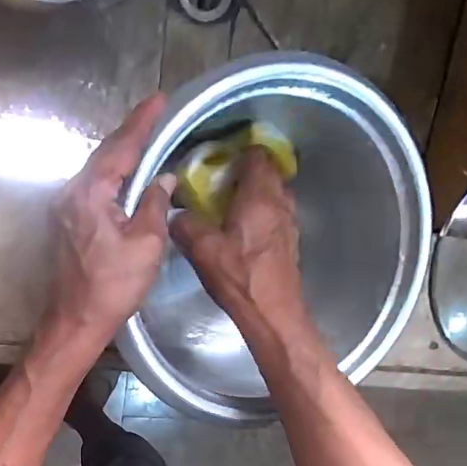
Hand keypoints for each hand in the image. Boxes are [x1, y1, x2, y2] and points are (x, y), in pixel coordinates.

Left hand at [41, 95, 175, 350]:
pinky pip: (91, 187)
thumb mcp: (146, 244)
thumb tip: (162, 179)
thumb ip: (154, 204)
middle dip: (130, 134)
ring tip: (145, 139)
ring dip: (120, 155)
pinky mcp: (64, 222)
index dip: (141, 123)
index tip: (159, 99)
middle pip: (104, 155)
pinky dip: (111, 175)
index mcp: (89, 193)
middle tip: (155, 114)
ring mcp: (63, 207)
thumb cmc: (113, 286)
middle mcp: (70, 192)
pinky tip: (126, 174)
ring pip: (96, 171)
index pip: (120, 148)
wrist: (75, 320)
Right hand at [170, 147, 308, 340]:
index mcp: (259, 197)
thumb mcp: (202, 249)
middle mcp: (279, 204)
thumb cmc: (239, 277)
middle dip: (245, 173)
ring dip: (254, 195)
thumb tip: (177, 215)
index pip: (257, 156)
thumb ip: (186, 225)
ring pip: (273, 195)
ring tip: (228, 206)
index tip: (218, 160)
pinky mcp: (289, 242)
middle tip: (219, 183)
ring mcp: (289, 223)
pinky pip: (275, 215)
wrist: (272, 312)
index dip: (238, 153)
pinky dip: (260, 214)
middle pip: (267, 173)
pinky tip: (241, 231)